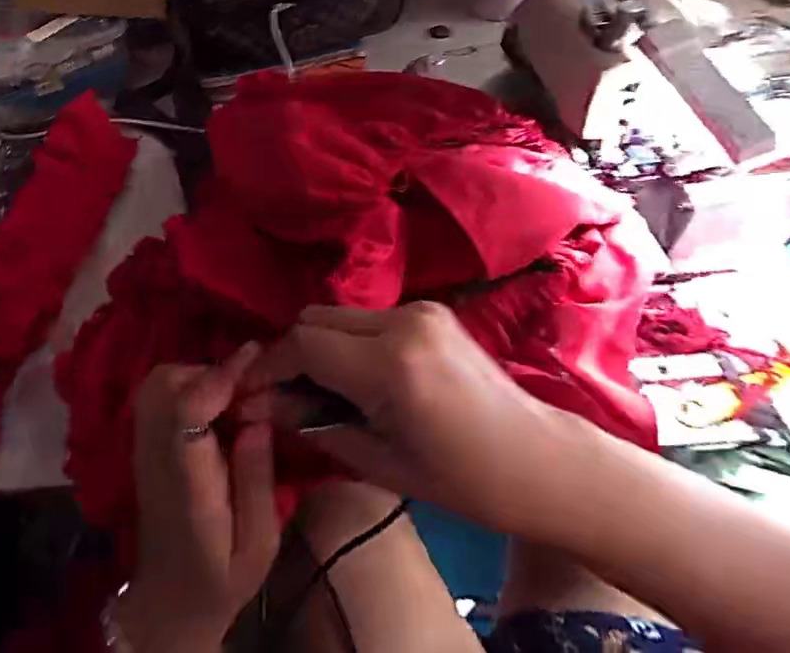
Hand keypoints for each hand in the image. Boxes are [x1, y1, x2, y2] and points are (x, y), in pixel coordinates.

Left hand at [118, 344, 280, 652]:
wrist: (168, 605)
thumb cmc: (221, 579)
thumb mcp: (259, 544)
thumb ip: (257, 479)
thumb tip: (258, 415)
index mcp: (187, 486)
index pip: (184, 415)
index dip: (217, 377)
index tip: (254, 357)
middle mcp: (155, 458)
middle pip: (163, 386)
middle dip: (209, 370)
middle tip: (249, 383)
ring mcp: (141, 450)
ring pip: (155, 383)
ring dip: (197, 373)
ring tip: (234, 393)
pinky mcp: (141, 446)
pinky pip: (156, 394)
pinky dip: (186, 382)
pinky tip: (216, 402)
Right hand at [247, 302, 582, 534]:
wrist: (539, 458)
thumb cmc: (464, 481)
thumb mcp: (381, 462)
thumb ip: (317, 425)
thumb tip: (264, 404)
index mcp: (391, 364)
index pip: (304, 343)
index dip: (269, 365)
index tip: (250, 390)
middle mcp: (403, 321)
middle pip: (316, 317)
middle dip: (292, 352)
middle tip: (285, 394)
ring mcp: (420, 309)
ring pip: (340, 314)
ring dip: (321, 345)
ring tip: (325, 391)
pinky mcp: (431, 309)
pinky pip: (369, 318)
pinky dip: (350, 341)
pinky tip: (360, 378)